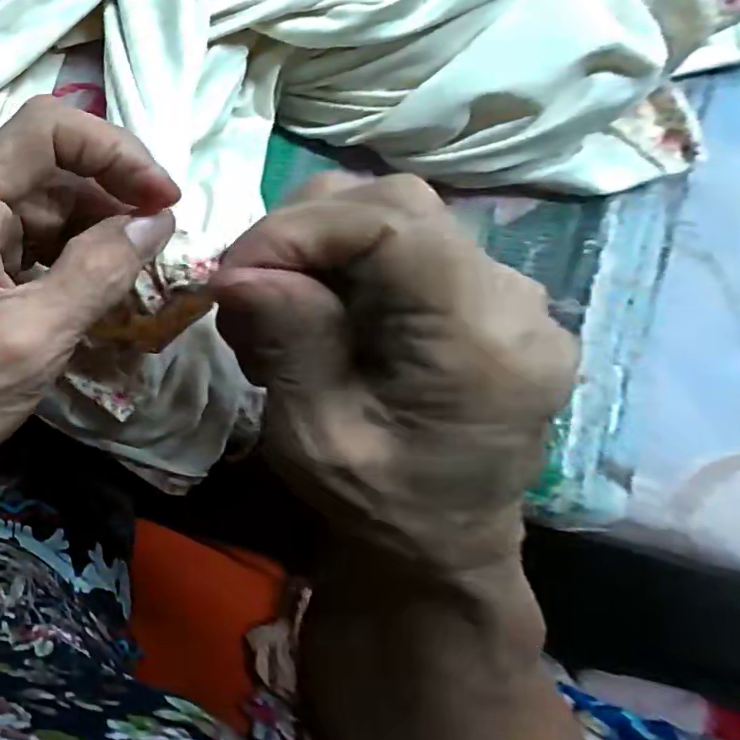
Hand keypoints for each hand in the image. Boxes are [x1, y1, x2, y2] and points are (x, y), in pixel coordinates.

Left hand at [0, 97, 179, 525]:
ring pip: (46, 203)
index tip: (159, 195)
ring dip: (98, 225)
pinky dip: (75, 252)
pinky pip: (35, 239)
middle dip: (110, 190)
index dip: (109, 148)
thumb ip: (99, 269)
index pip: (40, 130)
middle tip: (160, 237)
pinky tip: (108, 280)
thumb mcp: (38, 334)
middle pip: (47, 164)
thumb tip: (155, 220)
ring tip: (139, 266)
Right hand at [210, 173, 576, 575]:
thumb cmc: (375, 500)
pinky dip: (324, 257)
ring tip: (270, 307)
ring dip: (304, 244)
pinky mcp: (469, 292)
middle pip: (389, 201)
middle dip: (292, 233)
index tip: (231, 276)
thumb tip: (237, 271)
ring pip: (384, 208)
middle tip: (242, 292)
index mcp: (480, 341)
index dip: (294, 231)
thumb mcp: (314, 435)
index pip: (392, 224)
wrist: (439, 537)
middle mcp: (508, 298)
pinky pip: (388, 239)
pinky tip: (304, 310)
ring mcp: (497, 290)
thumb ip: (290, 344)